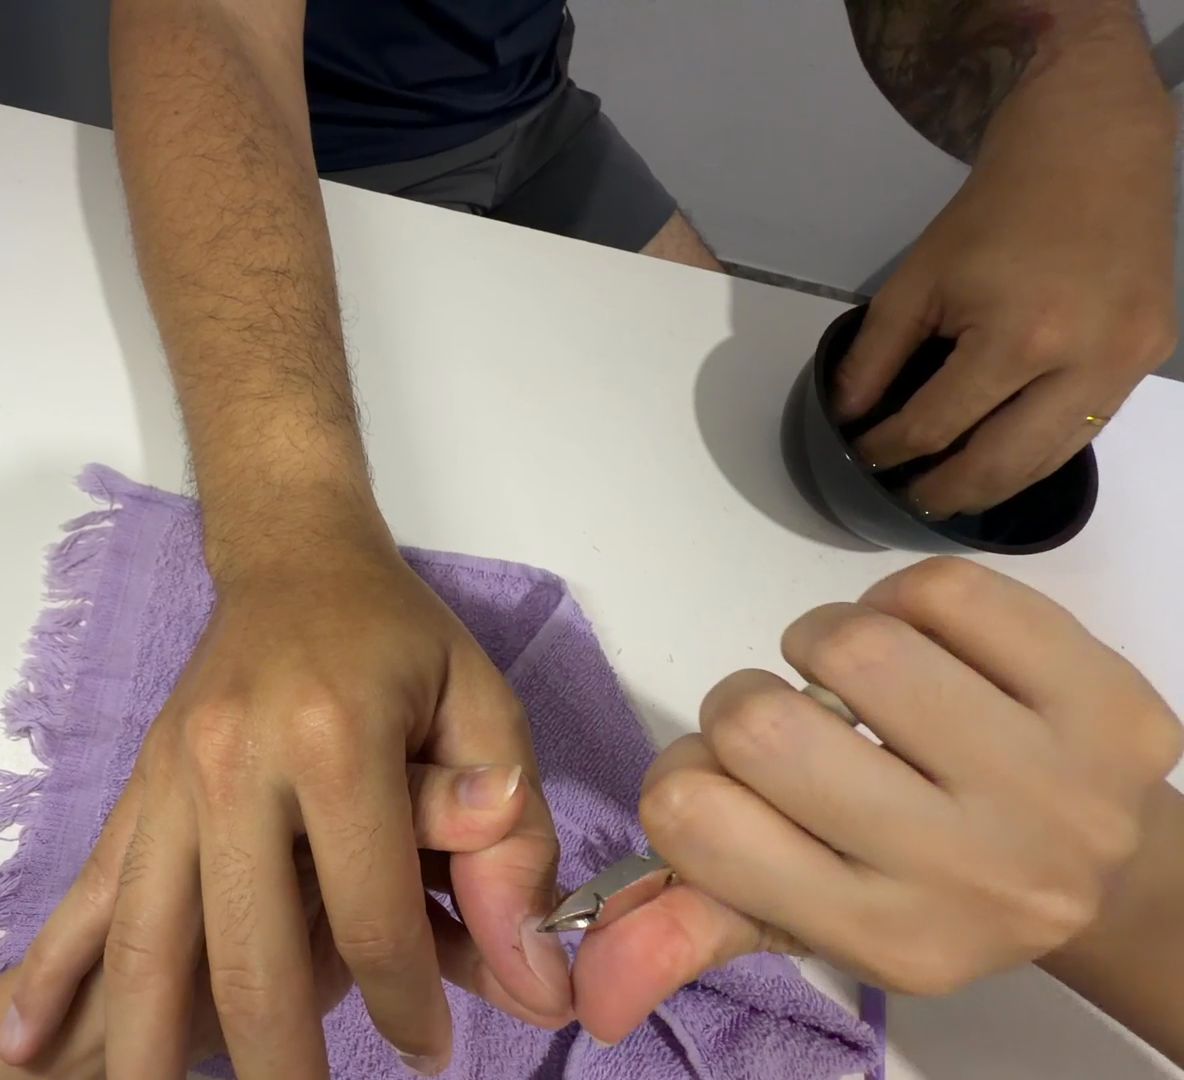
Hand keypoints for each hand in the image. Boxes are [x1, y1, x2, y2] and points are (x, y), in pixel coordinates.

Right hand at [0, 539, 571, 1078]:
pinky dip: (59, 969)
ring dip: (153, 1048)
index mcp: (332, 738)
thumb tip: (533, 979)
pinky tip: (24, 1039)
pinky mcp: (140, 779)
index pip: (373, 918)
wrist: (290, 559)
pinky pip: (93, 887)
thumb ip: (512, 838)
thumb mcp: (482, 707)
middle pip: (246, 956)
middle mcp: (232, 761)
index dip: (411, 1003)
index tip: (430, 1042)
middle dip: (282, 1068)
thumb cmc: (392, 629)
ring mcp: (170, 772)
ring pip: (148, 940)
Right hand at [568, 557, 1182, 1043]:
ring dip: (821, 646)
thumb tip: (587, 996)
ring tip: (859, 689)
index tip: (735, 788)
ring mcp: (1059, 790)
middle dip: (749, 705)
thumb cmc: (904, 880)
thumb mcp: (786, 915)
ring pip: (850, 644)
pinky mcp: (1115, 704)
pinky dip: (903, 602)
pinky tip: (931, 653)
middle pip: (757, 722)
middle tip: (797, 730)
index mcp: (876, 933)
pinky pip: (941, 592)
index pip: (686, 814)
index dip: (683, 774)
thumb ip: (681, 934)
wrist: (1107, 875)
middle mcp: (974, 878)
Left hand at [836, 68, 1176, 516]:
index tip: (858, 457)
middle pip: (1003, 462)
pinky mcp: (1149, 357)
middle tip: (899, 502)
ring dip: (991, 486)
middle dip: (942, 491)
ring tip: (939, 496)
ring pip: (1051, 457)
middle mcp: (1088, 361)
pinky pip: (1085, 430)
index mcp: (1021, 340)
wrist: (1092, 160)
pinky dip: (1033, 457)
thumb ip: (872, 360)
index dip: (886, 451)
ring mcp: (1130, 363)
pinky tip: (992, 463)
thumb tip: (846, 418)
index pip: (935, 427)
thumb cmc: (989, 221)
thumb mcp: (910, 289)